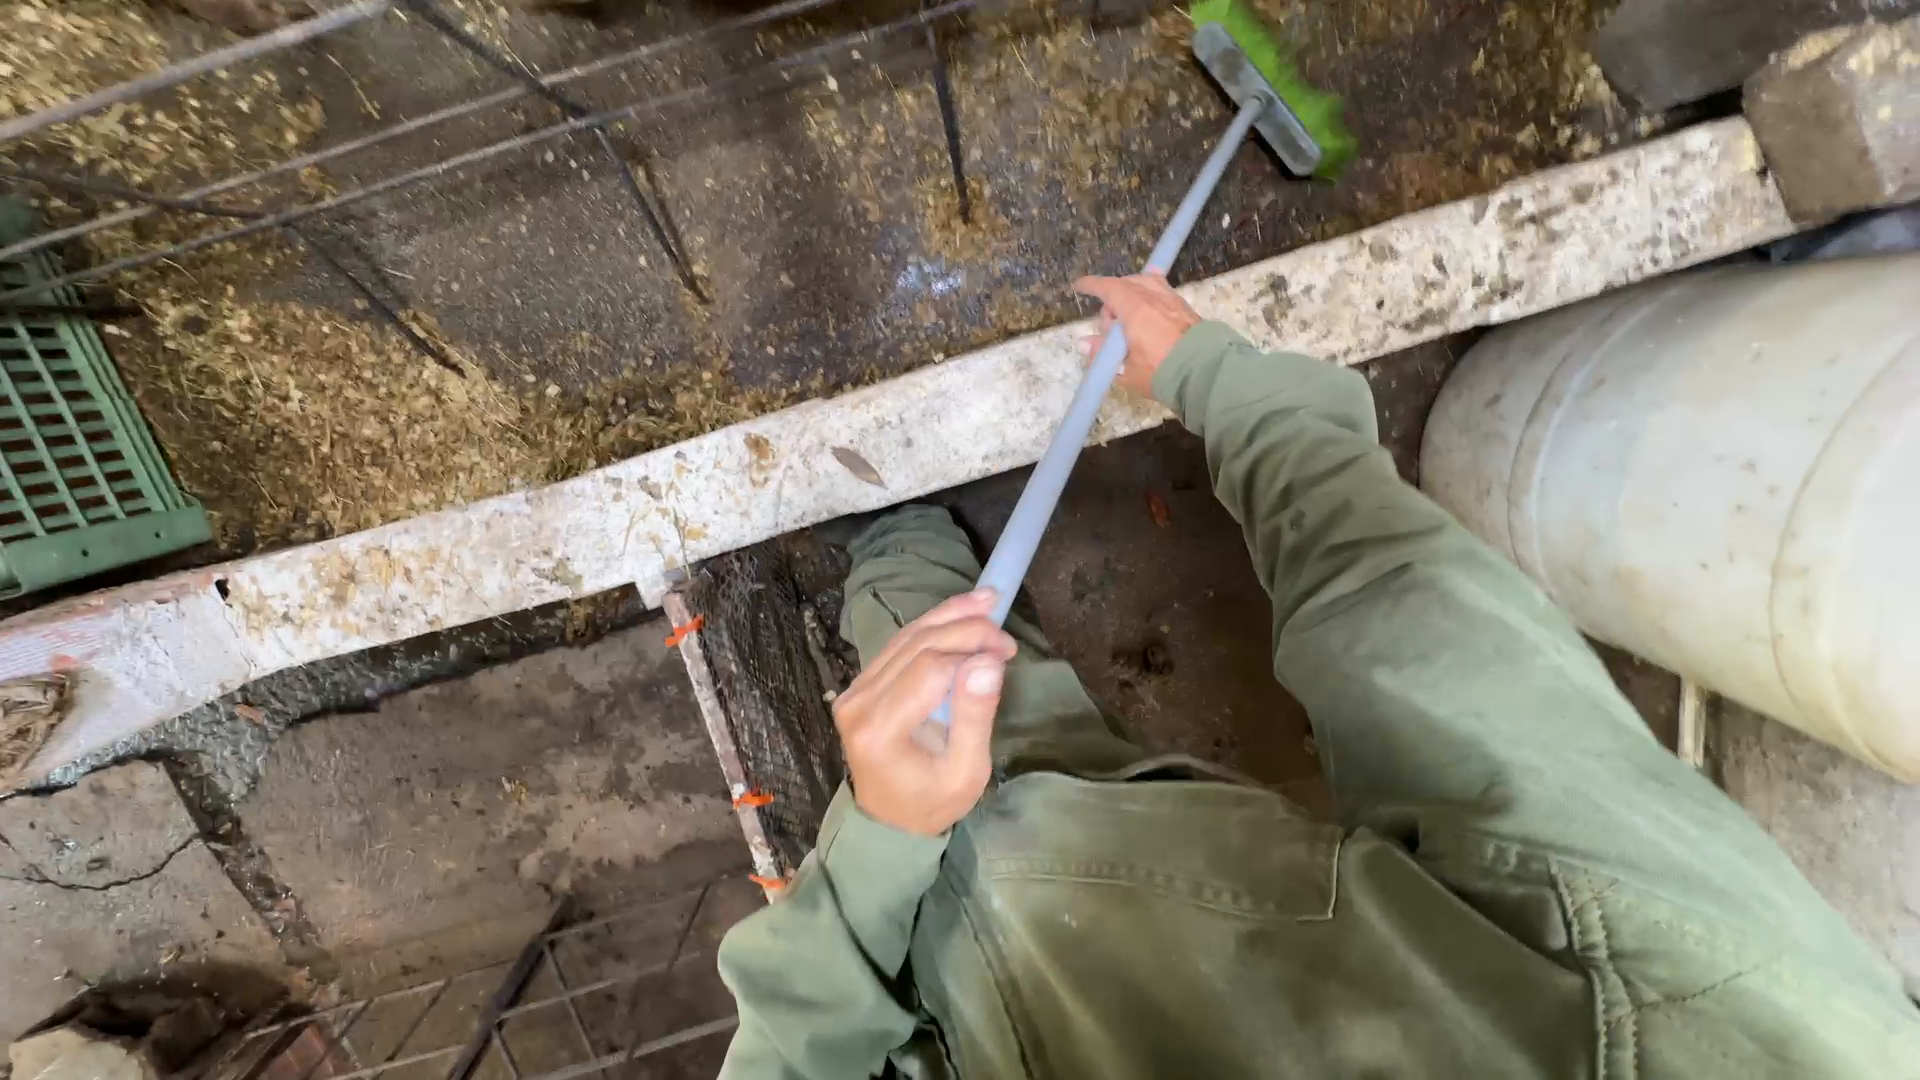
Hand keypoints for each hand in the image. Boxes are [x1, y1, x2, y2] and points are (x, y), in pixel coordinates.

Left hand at [833, 589, 1015, 835]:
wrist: (890, 819)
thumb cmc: (931, 802)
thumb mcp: (966, 773)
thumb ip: (974, 716)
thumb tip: (988, 662)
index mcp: (880, 730)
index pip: (929, 669)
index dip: (971, 651)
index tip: (1008, 654)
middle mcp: (859, 702)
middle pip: (917, 645)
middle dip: (966, 629)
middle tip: (1006, 636)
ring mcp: (855, 689)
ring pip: (907, 636)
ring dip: (950, 615)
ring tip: (989, 600)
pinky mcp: (862, 683)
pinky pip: (900, 644)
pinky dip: (934, 624)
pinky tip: (963, 611)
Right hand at [1072, 272, 1202, 395]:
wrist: (1204, 372)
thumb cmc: (1160, 371)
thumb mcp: (1126, 369)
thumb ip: (1103, 353)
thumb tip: (1083, 343)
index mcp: (1134, 308)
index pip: (1107, 288)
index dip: (1091, 285)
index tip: (1079, 286)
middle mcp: (1152, 296)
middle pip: (1125, 284)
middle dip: (1111, 298)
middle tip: (1109, 327)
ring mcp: (1171, 299)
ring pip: (1145, 283)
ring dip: (1131, 292)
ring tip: (1127, 313)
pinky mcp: (1185, 307)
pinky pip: (1161, 290)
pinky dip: (1149, 293)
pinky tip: (1148, 303)